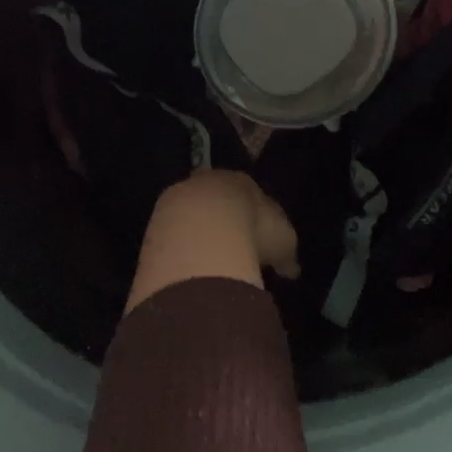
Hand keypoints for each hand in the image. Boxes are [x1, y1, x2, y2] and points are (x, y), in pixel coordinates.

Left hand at [126, 170, 299, 311]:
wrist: (202, 228)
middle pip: (220, 201)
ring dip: (199, 234)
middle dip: (225, 221)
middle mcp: (213, 182)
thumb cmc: (254, 227)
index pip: (251, 195)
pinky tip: (187, 266)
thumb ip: (286, 255)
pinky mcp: (158, 219)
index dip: (255, 216)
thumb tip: (292, 270)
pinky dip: (181, 248)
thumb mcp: (284, 243)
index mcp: (245, 181)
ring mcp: (182, 198)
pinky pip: (174, 234)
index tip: (256, 236)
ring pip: (194, 215)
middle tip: (231, 247)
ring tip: (207, 262)